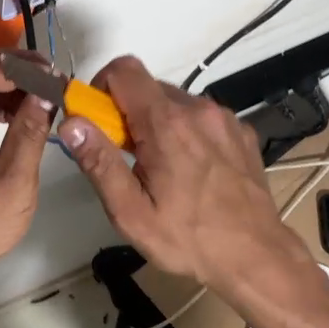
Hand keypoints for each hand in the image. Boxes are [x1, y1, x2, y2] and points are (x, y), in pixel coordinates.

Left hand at [0, 51, 54, 275]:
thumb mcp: (13, 181)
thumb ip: (30, 132)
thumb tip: (49, 91)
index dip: (18, 67)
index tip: (54, 78)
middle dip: (20, 72)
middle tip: (57, 84)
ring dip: (16, 87)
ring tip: (51, 98)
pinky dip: (8, 105)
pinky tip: (32, 115)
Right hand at [56, 55, 311, 298]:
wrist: (256, 257)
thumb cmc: (187, 239)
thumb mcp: (130, 212)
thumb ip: (99, 162)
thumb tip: (71, 123)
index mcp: (166, 124)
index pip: (124, 70)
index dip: (101, 88)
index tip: (96, 122)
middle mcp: (197, 109)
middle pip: (147, 87)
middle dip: (126, 114)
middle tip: (125, 158)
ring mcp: (224, 119)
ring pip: (174, 102)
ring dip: (156, 124)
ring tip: (160, 170)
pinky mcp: (241, 132)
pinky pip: (200, 118)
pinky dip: (185, 133)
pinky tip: (190, 172)